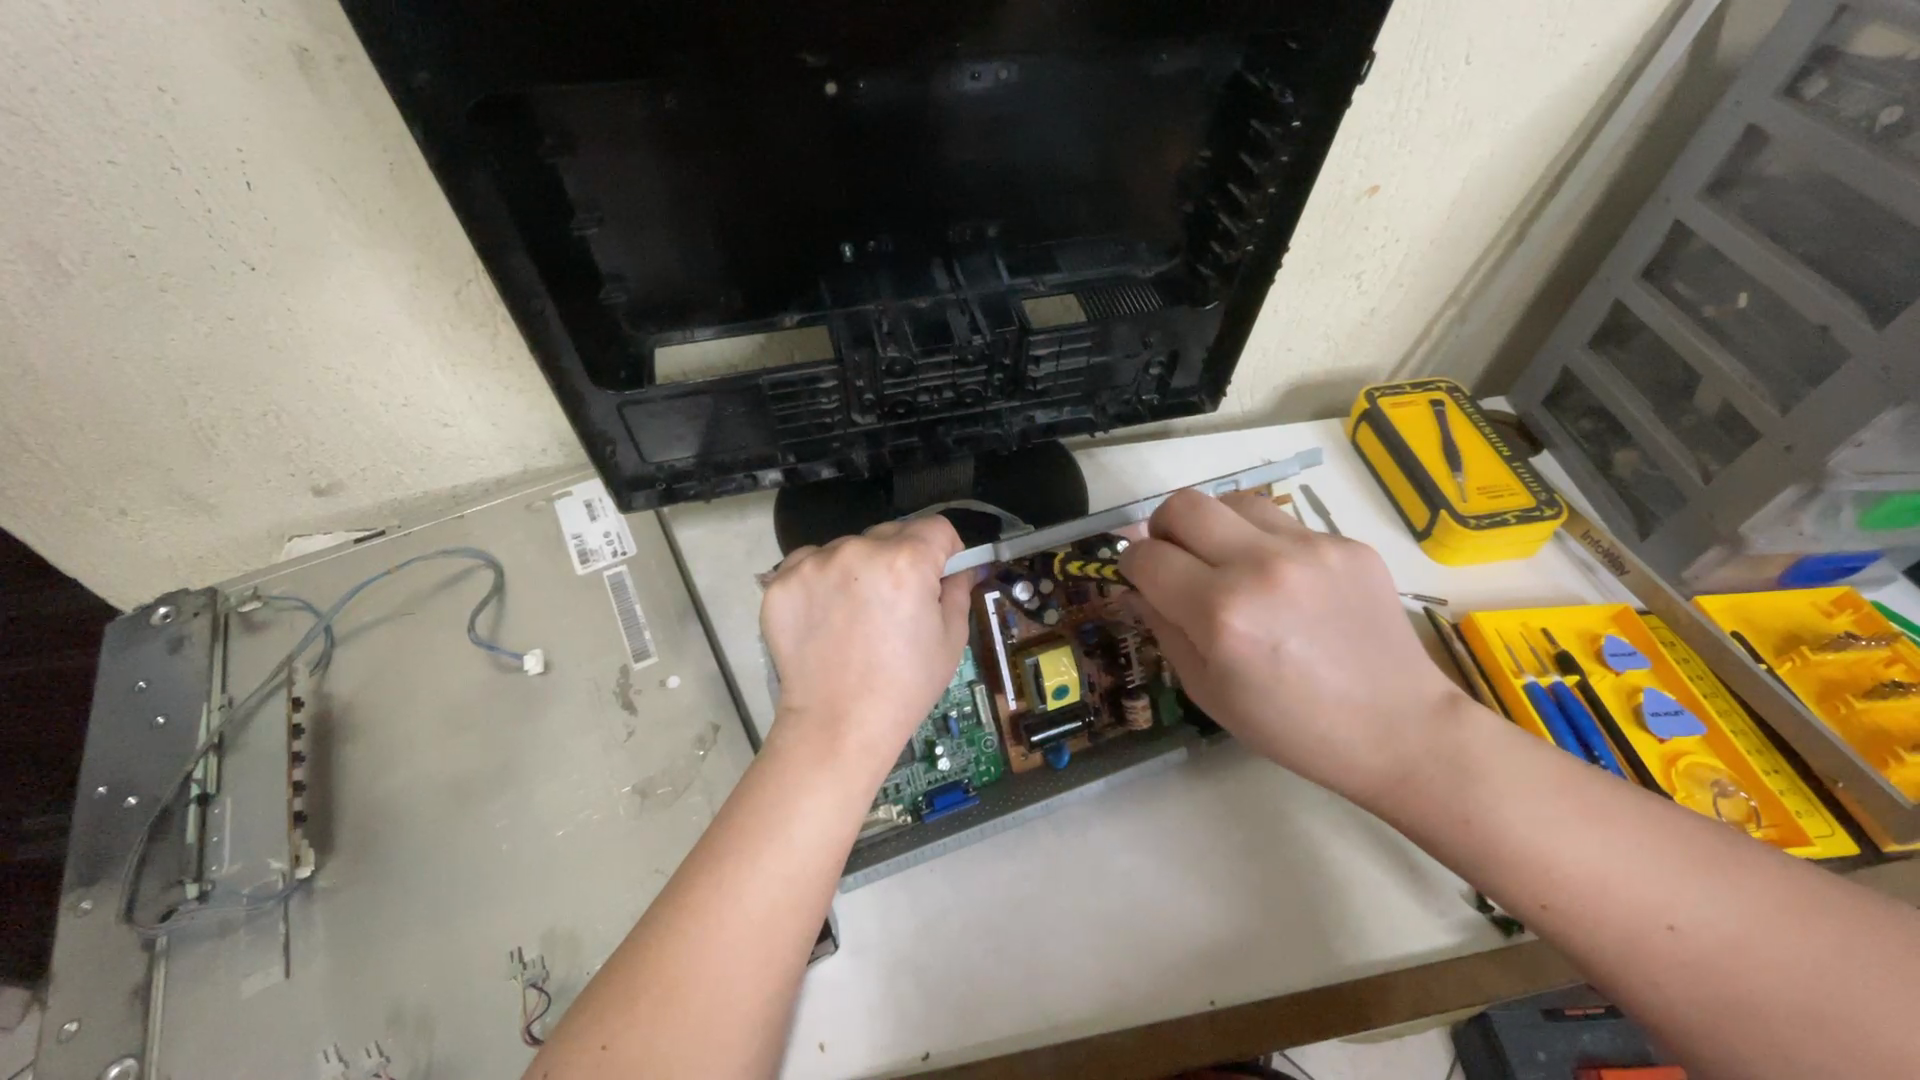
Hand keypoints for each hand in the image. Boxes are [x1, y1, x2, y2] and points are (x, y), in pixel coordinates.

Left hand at [760, 516, 972, 783]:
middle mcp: (858, 550)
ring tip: (857, 617)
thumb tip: (959, 568)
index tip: (940, 577)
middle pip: (891, 534)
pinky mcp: (781, 582)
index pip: (936, 528)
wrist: (837, 726)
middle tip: (897, 605)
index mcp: (906, 561)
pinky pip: (810, 566)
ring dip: (858, 570)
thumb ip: (956, 590)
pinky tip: (827, 619)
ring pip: (849, 549)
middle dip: (901, 559)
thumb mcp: (950, 640)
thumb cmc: (904, 688)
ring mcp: (814, 564)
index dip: (946, 551)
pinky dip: (821, 583)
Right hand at [1118, 490, 1469, 801]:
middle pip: (1183, 505)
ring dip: (1216, 527)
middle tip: (1175, 560)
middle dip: (1163, 529)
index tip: (1141, 580)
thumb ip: (1163, 628)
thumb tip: (1135, 588)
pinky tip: (1286, 586)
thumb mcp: (1206, 690)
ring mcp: (1310, 548)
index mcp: (1219, 613)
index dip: (1132, 566)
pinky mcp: (1346, 543)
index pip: (1147, 557)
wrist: (1395, 727)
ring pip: (1234, 501)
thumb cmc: (1289, 725)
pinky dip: (1267, 546)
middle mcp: (1261, 566)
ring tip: (1230, 565)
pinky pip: (1285, 524)